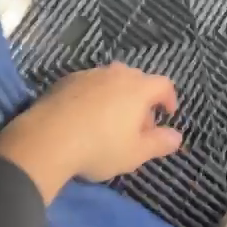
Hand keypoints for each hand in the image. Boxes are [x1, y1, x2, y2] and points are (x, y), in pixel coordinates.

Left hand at [0, 63, 183, 201]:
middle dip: (142, 100)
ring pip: (112, 80)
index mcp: (138, 88)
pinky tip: (86, 117)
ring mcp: (91, 73)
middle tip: (138, 126)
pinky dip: (95, 96)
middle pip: (137, 80)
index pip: (163, 84)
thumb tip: (177, 136)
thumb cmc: (100, 146)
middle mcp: (117, 73)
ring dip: (118, 97)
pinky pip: (91, 84)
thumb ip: (159, 143)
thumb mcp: (134, 153)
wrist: (49, 138)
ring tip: (111, 122)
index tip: (168, 113)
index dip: (169, 98)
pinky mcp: (69, 79)